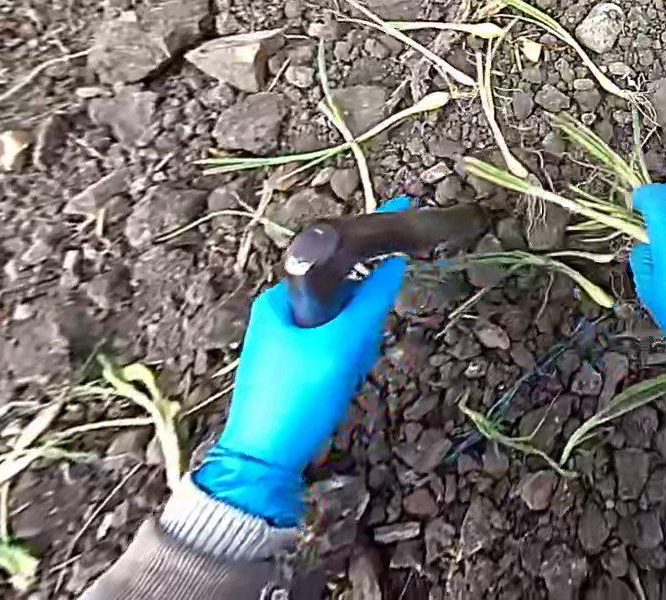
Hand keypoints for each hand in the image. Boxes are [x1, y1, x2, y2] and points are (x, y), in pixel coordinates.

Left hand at [195, 198, 410, 524]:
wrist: (262, 460)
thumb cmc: (300, 392)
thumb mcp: (344, 341)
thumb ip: (373, 298)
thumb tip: (396, 261)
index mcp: (282, 298)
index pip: (334, 253)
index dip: (369, 232)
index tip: (403, 206)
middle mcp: (281, 309)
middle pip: (345, 286)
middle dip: (366, 309)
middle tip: (366, 340)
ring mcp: (287, 334)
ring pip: (345, 314)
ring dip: (360, 334)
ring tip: (352, 365)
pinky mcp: (295, 356)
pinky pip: (337, 335)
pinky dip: (351, 347)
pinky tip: (349, 370)